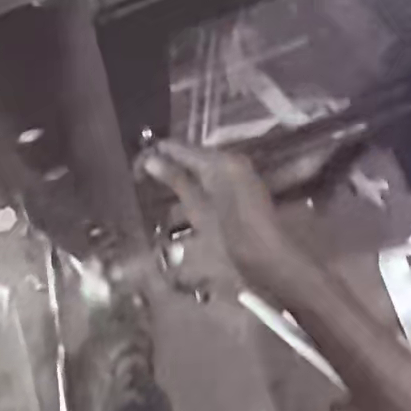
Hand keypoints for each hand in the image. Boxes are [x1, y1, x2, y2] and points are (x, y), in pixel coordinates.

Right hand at [142, 140, 302, 296]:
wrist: (274, 262)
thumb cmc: (234, 239)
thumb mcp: (200, 211)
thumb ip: (177, 181)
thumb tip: (150, 160)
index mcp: (219, 161)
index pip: (178, 147)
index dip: (155, 155)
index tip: (135, 169)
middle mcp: (230, 159)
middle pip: (190, 154)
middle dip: (166, 164)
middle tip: (142, 180)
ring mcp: (239, 172)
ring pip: (201, 166)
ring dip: (180, 176)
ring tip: (155, 191)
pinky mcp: (244, 185)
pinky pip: (213, 177)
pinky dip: (196, 184)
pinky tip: (182, 199)